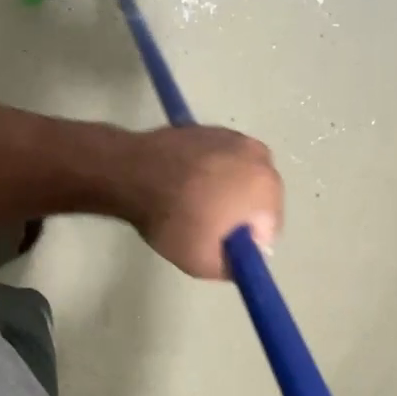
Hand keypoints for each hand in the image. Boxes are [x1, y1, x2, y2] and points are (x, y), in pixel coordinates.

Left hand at [126, 126, 282, 279]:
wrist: (129, 171)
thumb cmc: (171, 217)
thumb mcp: (203, 263)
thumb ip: (234, 267)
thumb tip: (243, 258)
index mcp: (267, 186)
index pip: (267, 229)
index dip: (242, 243)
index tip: (214, 243)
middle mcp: (259, 155)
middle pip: (257, 199)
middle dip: (236, 214)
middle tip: (202, 224)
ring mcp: (233, 136)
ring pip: (240, 178)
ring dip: (223, 192)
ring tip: (190, 202)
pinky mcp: (208, 128)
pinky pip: (220, 161)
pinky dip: (209, 172)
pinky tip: (183, 182)